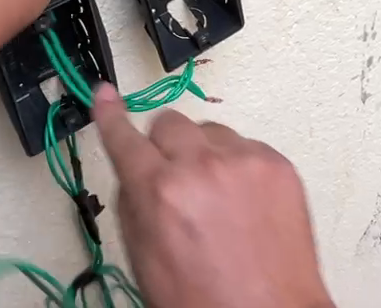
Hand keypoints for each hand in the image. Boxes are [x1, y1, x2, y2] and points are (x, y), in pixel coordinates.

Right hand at [93, 85, 333, 307]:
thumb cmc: (209, 304)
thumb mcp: (146, 264)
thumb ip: (134, 207)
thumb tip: (134, 173)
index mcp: (160, 193)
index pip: (124, 139)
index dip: (110, 115)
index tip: (105, 94)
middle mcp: (200, 166)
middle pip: (168, 123)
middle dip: (166, 148)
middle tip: (176, 179)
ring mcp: (242, 160)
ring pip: (208, 130)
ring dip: (205, 154)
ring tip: (216, 199)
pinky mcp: (276, 163)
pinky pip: (245, 145)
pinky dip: (239, 166)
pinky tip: (243, 203)